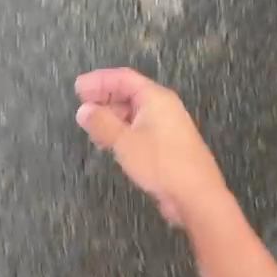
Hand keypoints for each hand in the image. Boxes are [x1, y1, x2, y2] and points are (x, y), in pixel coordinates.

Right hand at [75, 68, 231, 227]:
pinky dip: (121, 130)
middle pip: (128, 92)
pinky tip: (109, 143)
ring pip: (132, 112)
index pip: (123, 78)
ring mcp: (166, 126)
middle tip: (82, 107)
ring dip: (110, 116)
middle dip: (103, 98)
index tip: (78, 88)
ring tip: (92, 129)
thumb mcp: (124, 141)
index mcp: (155, 98)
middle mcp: (163, 107)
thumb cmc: (161, 163)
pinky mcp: (166, 145)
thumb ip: (101, 122)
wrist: (198, 198)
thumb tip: (83, 110)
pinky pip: (139, 128)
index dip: (98, 80)